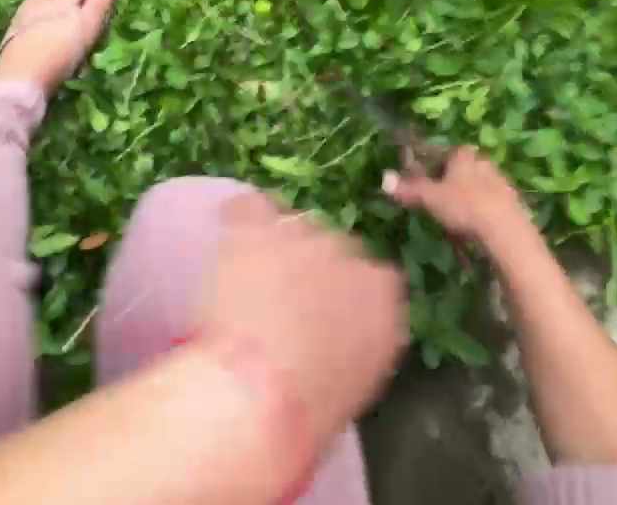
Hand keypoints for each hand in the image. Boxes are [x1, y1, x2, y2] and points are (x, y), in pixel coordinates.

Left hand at [200, 194, 406, 445]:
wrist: (260, 392)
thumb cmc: (308, 408)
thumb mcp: (358, 379)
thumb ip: (358, 338)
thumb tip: (340, 332)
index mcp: (384, 295)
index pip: (371, 277)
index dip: (342, 293)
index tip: (324, 313)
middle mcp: (350, 253)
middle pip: (333, 245)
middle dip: (311, 267)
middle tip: (284, 301)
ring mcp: (303, 234)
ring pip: (292, 224)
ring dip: (277, 245)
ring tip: (253, 278)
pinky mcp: (258, 227)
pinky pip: (249, 207)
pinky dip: (240, 219)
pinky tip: (232, 238)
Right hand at [384, 145, 523, 240]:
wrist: (507, 233)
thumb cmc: (464, 207)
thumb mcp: (430, 198)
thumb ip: (408, 188)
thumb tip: (384, 179)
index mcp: (464, 155)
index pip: (445, 151)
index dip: (433, 162)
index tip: (423, 176)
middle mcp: (484, 163)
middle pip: (463, 167)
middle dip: (451, 179)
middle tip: (437, 196)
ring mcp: (502, 183)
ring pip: (478, 184)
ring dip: (467, 195)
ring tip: (454, 214)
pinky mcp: (514, 203)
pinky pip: (491, 202)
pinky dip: (481, 209)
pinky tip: (474, 224)